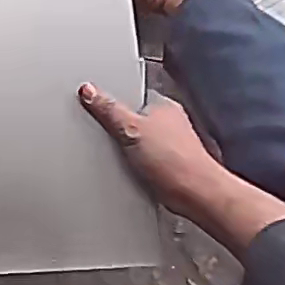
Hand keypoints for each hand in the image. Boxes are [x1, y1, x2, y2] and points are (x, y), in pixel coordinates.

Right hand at [78, 83, 284, 255]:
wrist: (195, 194)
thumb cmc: (174, 161)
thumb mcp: (129, 129)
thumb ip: (108, 109)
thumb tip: (89, 91)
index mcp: (163, 105)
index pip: (131, 94)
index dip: (112, 101)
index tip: (96, 108)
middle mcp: (169, 122)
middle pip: (133, 118)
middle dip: (119, 128)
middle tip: (110, 136)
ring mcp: (170, 143)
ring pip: (139, 140)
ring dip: (129, 148)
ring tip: (123, 157)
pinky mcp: (168, 163)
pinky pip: (144, 158)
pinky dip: (137, 164)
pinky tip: (133, 170)